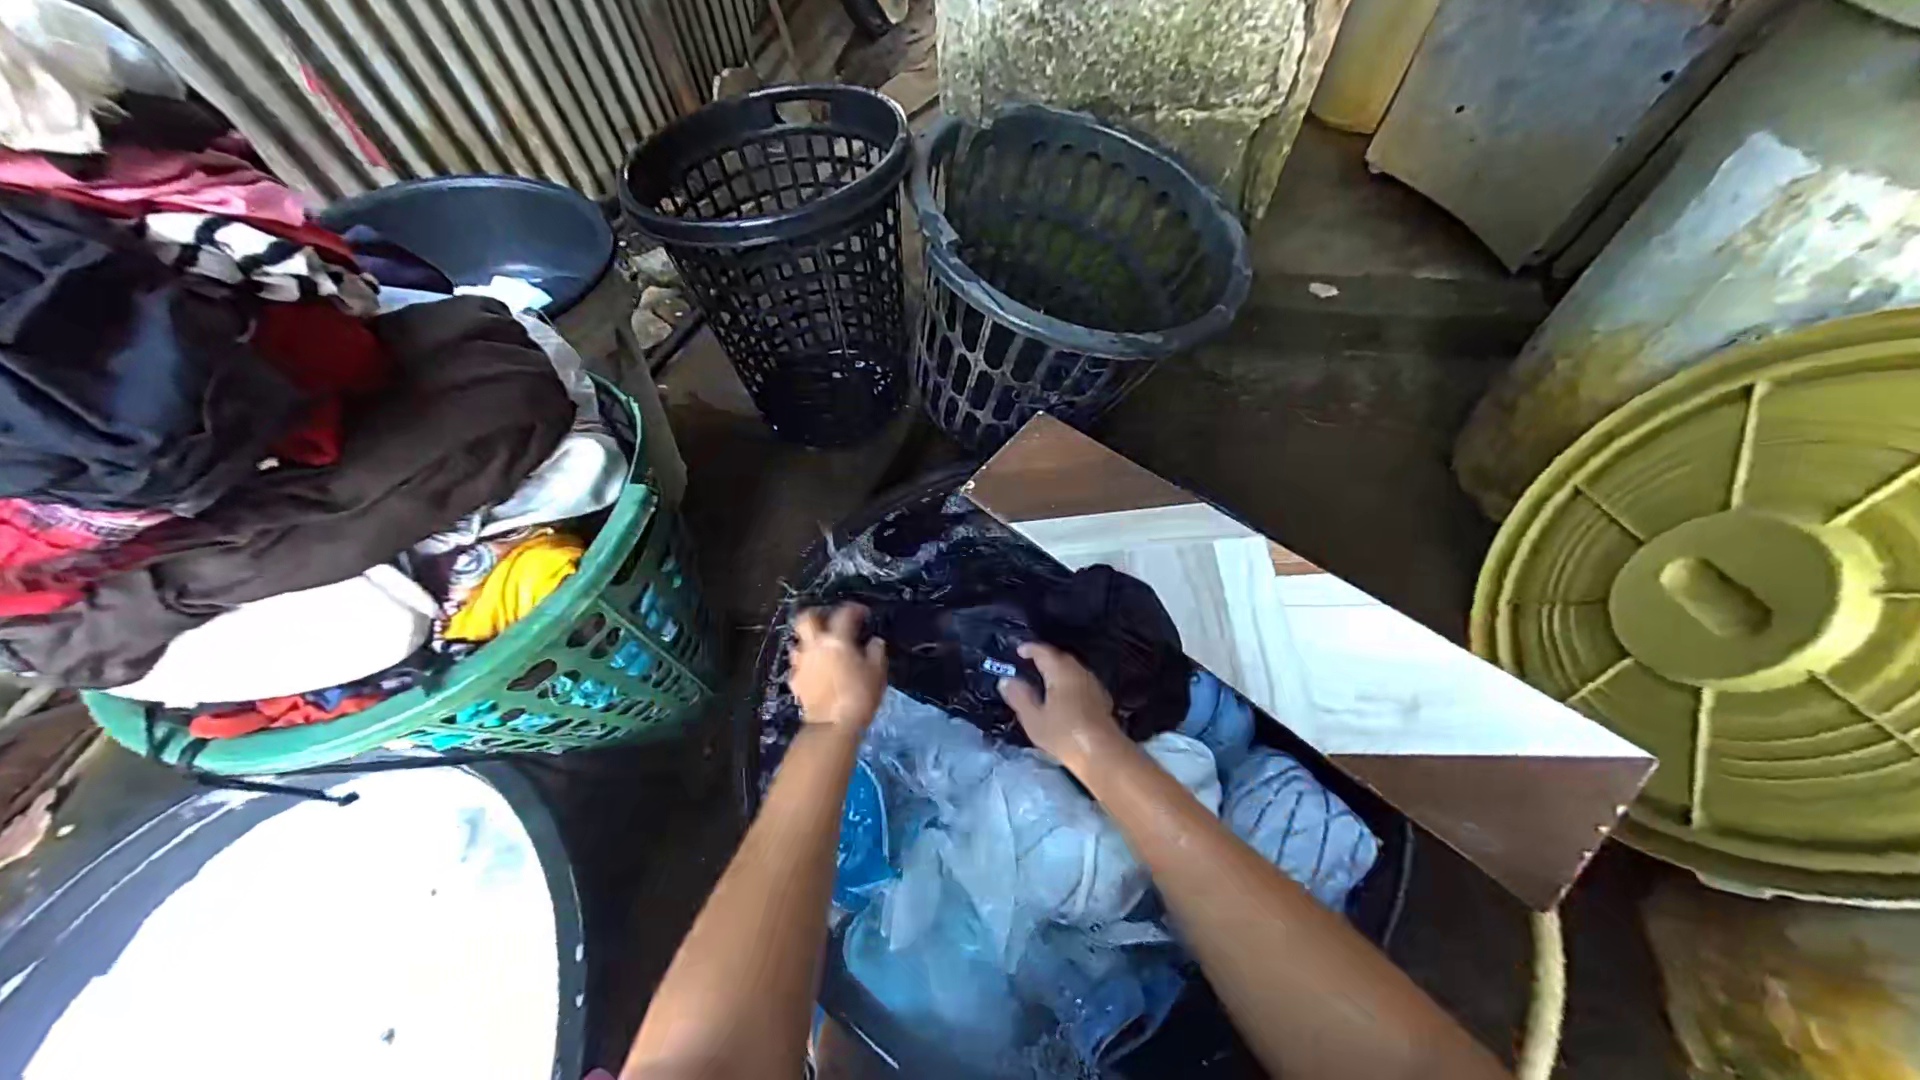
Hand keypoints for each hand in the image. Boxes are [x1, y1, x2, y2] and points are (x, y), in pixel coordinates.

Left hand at [787, 603, 886, 733]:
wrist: (832, 726)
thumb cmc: (859, 696)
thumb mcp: (878, 672)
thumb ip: (876, 651)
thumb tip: (874, 641)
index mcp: (837, 639)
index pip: (844, 613)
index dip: (855, 609)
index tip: (863, 613)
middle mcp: (814, 645)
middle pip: (806, 618)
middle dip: (818, 613)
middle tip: (831, 618)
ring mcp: (801, 663)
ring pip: (799, 641)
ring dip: (810, 640)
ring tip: (823, 647)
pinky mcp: (795, 680)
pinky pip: (799, 663)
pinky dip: (808, 661)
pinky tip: (818, 669)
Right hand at [997, 642, 1128, 773]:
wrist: (1102, 753)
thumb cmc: (1063, 734)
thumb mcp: (1033, 718)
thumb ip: (1019, 696)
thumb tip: (1006, 680)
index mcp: (1061, 671)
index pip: (1043, 651)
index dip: (1030, 648)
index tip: (1019, 650)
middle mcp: (1079, 671)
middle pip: (1060, 658)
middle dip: (1044, 657)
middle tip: (1029, 663)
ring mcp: (1092, 684)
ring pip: (1071, 669)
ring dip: (1057, 670)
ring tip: (1043, 678)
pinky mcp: (1101, 698)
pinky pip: (1079, 681)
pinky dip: (1067, 682)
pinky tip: (1062, 695)